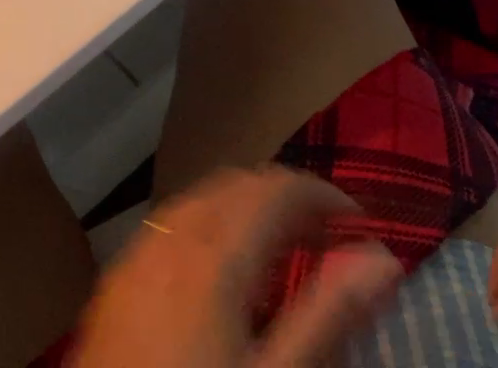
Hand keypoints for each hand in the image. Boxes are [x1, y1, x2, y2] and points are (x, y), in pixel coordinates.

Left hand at [71, 167, 402, 367]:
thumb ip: (331, 313)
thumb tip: (383, 259)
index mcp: (216, 251)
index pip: (280, 188)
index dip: (325, 195)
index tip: (358, 224)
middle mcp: (174, 237)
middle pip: (241, 185)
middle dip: (288, 199)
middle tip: (325, 238)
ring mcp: (137, 258)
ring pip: (203, 201)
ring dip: (247, 211)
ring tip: (279, 254)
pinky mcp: (115, 286)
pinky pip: (172, 228)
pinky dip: (208, 229)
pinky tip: (217, 278)